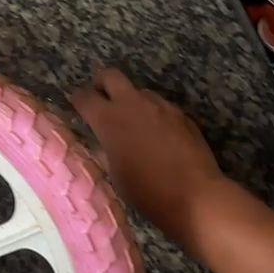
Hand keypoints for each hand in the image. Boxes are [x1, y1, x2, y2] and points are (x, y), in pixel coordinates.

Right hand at [70, 68, 227, 237]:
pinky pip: (160, 106)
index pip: (85, 97)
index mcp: (110, 119)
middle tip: (102, 98)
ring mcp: (160, 106)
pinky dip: (154, 114)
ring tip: (135, 123)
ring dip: (131, 101)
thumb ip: (106, 150)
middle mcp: (133, 104)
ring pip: (139, 91)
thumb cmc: (148, 192)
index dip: (78, 99)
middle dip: (102, 83)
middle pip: (111, 76)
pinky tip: (159, 136)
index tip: (77, 104)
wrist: (196, 197)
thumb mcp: (116, 175)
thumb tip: (103, 143)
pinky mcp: (181, 114)